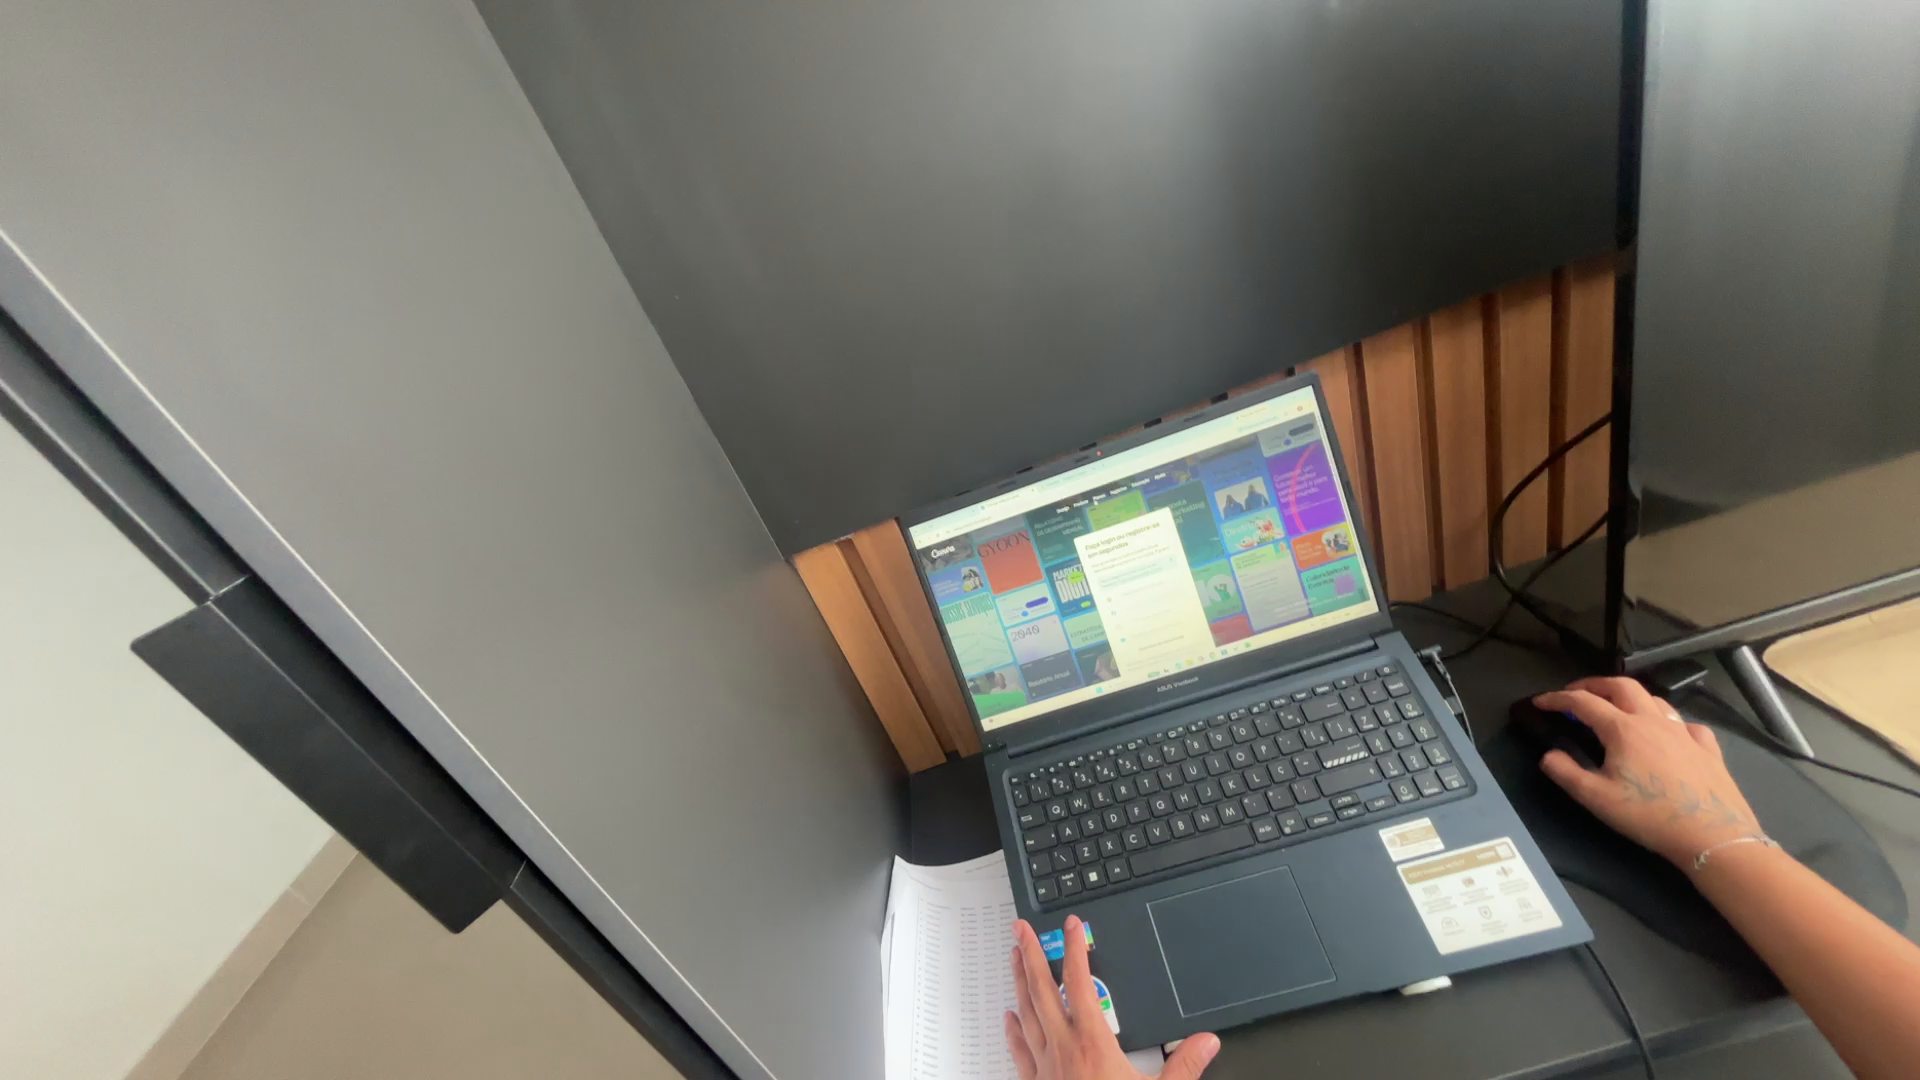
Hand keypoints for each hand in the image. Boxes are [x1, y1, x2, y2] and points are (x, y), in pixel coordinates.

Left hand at [1005, 917, 1219, 1079]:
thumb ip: (1184, 1066)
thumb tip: (1208, 1041)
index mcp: (1092, 1043)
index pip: (1079, 982)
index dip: (1075, 949)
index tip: (1073, 924)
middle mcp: (1062, 1049)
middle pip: (1041, 990)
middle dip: (1030, 954)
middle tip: (1020, 926)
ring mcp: (1045, 1069)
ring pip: (1026, 1014)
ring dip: (1018, 982)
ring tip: (1012, 955)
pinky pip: (1019, 1053)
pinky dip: (1013, 1031)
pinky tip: (1007, 1017)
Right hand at [1533, 677, 1760, 868]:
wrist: (1717, 840)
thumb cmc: (1650, 816)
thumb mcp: (1593, 797)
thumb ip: (1563, 771)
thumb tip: (1549, 754)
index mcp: (1623, 730)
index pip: (1581, 701)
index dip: (1555, 698)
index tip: (1539, 703)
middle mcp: (1654, 723)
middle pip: (1621, 686)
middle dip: (1593, 684)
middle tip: (1575, 694)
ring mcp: (1686, 735)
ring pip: (1654, 700)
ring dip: (1628, 698)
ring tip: (1615, 710)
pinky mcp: (1710, 751)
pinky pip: (1686, 724)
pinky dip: (1668, 722)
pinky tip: (1666, 735)